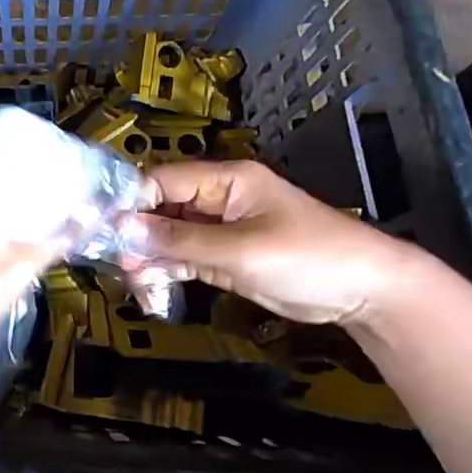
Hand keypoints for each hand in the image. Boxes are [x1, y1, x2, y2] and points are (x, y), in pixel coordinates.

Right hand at [121, 160, 428, 325]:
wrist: (366, 292)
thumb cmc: (309, 257)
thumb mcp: (240, 249)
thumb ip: (180, 241)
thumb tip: (124, 232)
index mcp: (225, 180)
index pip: (163, 180)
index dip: (132, 202)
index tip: (105, 229)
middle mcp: (216, 200)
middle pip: (160, 209)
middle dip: (137, 234)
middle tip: (118, 263)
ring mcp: (219, 230)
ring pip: (167, 236)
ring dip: (148, 256)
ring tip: (131, 281)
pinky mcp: (223, 257)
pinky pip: (182, 258)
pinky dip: (165, 270)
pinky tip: (148, 286)